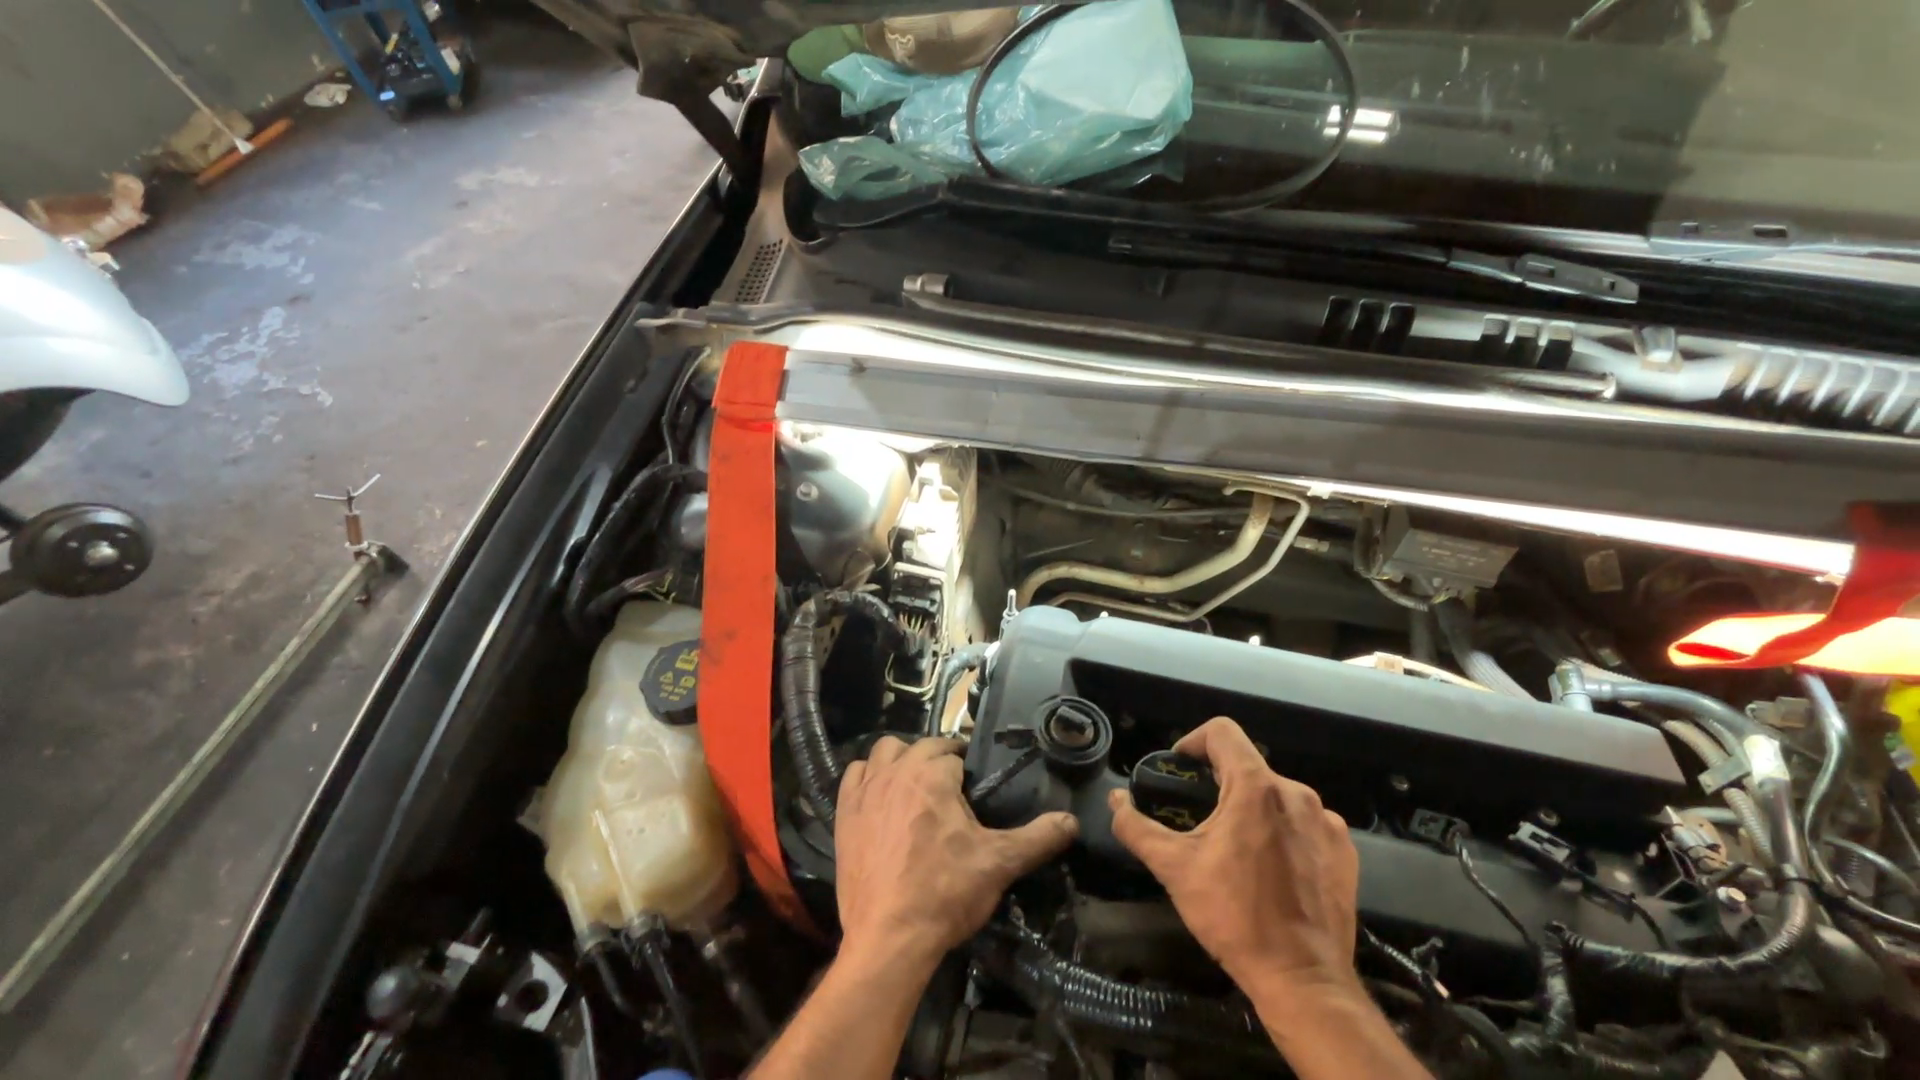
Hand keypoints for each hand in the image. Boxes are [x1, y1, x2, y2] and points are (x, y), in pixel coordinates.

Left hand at [835, 736, 1077, 963]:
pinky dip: (869, 777)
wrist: (890, 936)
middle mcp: (895, 773)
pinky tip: (880, 797)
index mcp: (932, 776)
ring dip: (901, 759)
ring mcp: (864, 793)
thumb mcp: (1000, 864)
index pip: (952, 754)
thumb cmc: (946, 893)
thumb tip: (1071, 820)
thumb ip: (1038, 837)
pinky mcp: (843, 815)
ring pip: (882, 753)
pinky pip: (854, 776)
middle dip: (937, 758)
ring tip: (916, 785)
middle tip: (953, 787)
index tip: (974, 787)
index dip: (966, 769)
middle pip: (919, 747)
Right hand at [1109, 717, 1360, 1001]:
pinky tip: (1271, 870)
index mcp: (1256, 787)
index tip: (1180, 768)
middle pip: (1250, 768)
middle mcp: (1298, 793)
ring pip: (1278, 797)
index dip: (1194, 741)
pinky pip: (1306, 824)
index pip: (1222, 732)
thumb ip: (1137, 827)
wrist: (1302, 978)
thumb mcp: (1174, 868)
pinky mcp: (1345, 851)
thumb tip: (1115, 800)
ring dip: (1253, 811)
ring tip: (1235, 850)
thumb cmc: (1233, 916)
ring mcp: (1327, 822)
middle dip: (1221, 786)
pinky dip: (1284, 834)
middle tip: (1200, 821)